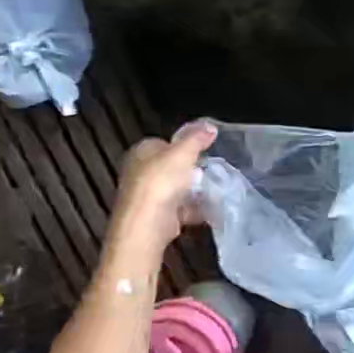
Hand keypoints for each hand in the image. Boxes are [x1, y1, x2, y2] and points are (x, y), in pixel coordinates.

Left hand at [105, 120, 216, 261]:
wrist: (146, 226)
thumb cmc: (160, 182)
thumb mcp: (182, 153)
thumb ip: (196, 139)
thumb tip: (210, 125)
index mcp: (140, 152)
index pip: (162, 142)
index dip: (182, 146)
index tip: (202, 152)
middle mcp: (139, 173)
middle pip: (169, 167)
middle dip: (189, 171)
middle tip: (210, 172)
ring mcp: (146, 197)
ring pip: (175, 190)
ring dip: (193, 192)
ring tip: (215, 192)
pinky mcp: (155, 218)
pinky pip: (179, 210)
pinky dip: (193, 211)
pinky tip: (209, 212)